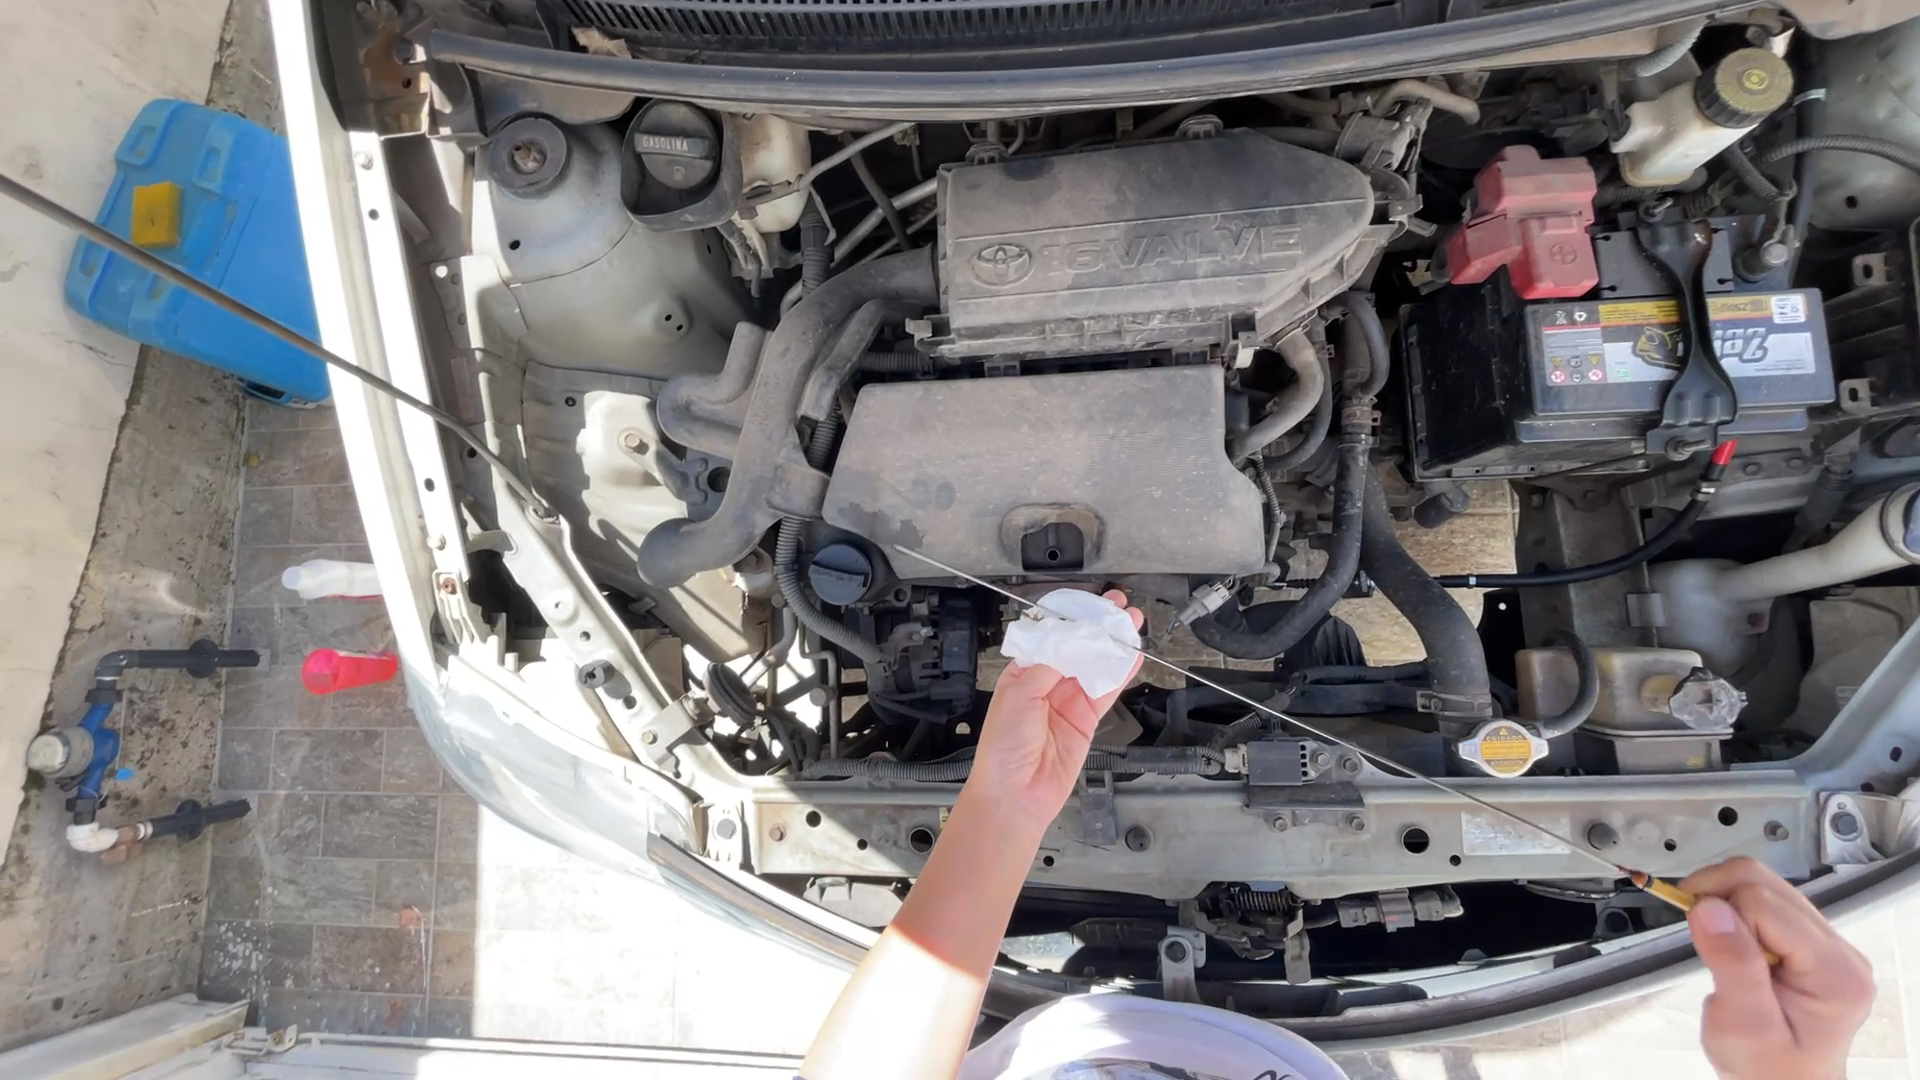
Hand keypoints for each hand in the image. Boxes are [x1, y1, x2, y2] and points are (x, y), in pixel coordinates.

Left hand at [965, 589, 1143, 828]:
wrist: (1015, 792)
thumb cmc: (1002, 746)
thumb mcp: (1019, 694)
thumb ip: (1048, 665)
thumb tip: (1069, 640)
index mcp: (1023, 671)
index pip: (1051, 636)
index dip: (1071, 619)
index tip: (1089, 604)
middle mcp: (1046, 682)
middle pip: (1077, 647)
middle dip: (1097, 626)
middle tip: (1116, 606)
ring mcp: (1068, 700)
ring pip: (1096, 665)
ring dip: (1114, 645)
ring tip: (1130, 623)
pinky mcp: (1086, 719)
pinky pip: (1106, 690)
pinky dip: (1121, 673)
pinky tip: (1132, 655)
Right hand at [1682, 856, 1874, 1079]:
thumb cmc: (1766, 1063)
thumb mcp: (1744, 1022)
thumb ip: (1732, 966)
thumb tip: (1709, 908)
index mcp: (1834, 972)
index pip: (1761, 903)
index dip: (1718, 911)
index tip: (1700, 938)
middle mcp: (1837, 950)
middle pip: (1760, 881)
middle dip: (1713, 893)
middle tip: (1697, 929)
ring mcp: (1822, 943)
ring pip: (1756, 880)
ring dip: (1717, 896)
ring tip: (1710, 935)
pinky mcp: (1802, 939)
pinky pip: (1756, 895)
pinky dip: (1725, 903)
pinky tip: (1722, 935)